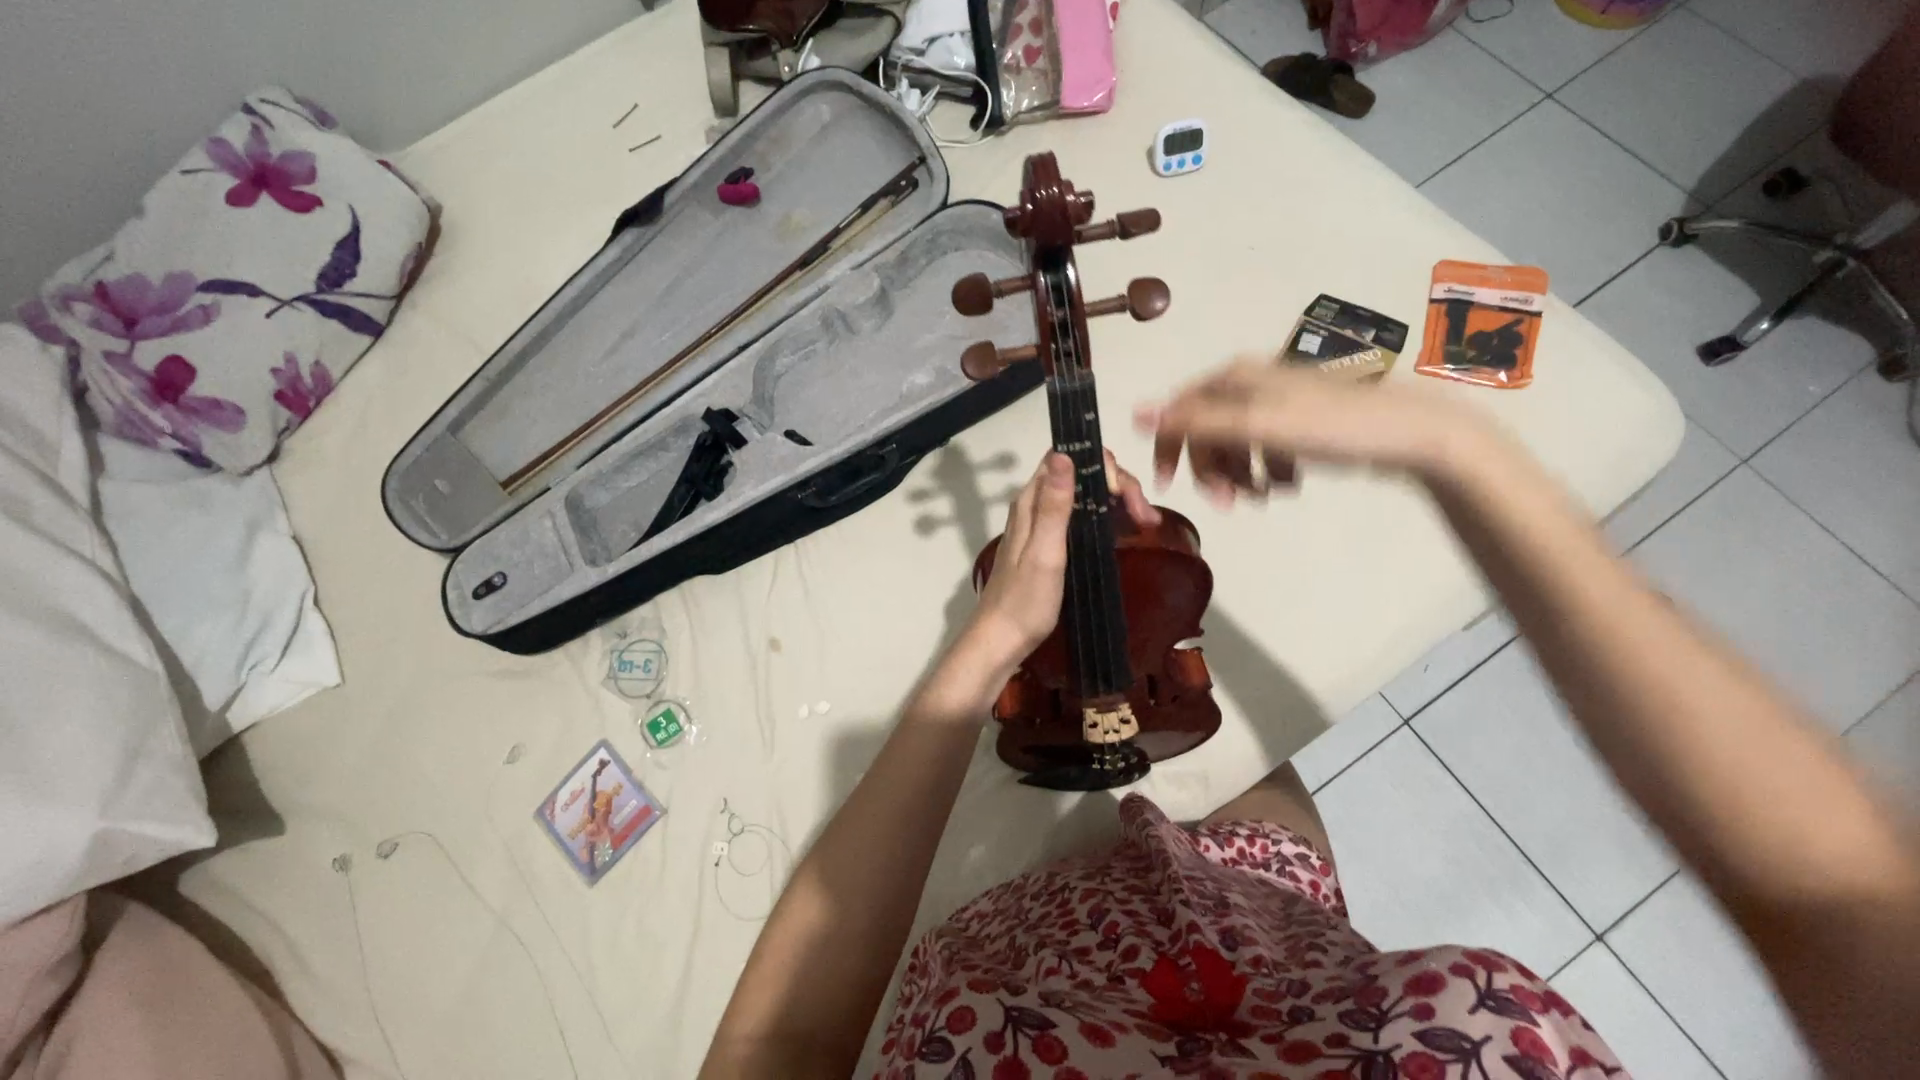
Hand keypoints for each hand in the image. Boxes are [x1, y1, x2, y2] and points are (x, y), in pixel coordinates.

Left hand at [964, 449, 1157, 669]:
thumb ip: (1055, 506)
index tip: (1122, 495)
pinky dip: (1107, 517)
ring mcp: (1042, 523)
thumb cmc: (1025, 601)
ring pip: (1085, 493)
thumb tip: (1064, 456)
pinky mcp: (1051, 541)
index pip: (1067, 457)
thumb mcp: (1045, 553)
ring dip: (1117, 501)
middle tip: (1146, 518)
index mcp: (1031, 501)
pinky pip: (1082, 515)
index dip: (1101, 467)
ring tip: (1145, 524)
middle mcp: (1035, 504)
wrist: (1003, 639)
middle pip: (1081, 473)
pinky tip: (1126, 532)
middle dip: (1118, 485)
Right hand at [1133, 360, 1489, 506]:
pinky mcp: (1300, 423)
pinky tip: (1288, 486)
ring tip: (1266, 496)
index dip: (1167, 448)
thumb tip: (1134, 413)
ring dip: (1241, 476)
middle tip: (1229, 504)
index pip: (1178, 410)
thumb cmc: (1330, 428)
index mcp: (1233, 378)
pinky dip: (1268, 472)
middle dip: (1212, 470)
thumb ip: (1195, 423)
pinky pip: (1265, 451)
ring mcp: (1276, 402)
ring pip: (1235, 445)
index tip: (1166, 488)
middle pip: (1206, 432)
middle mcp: (1250, 384)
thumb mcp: (1255, 427)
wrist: (1410, 433)